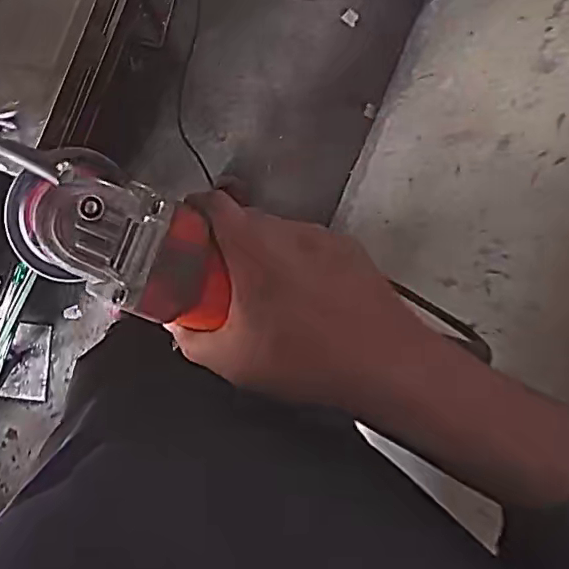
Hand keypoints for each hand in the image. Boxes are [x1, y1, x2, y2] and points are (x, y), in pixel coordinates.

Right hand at [171, 190, 452, 415]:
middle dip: (225, 244)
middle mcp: (284, 229)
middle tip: (220, 280)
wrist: (390, 366)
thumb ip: (192, 338)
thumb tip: (178, 328)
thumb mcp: (232, 359)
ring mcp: (320, 236)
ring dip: (262, 255)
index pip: (210, 201)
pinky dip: (296, 264)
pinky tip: (304, 302)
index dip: (191, 211)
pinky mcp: (348, 249)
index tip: (184, 232)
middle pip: (241, 218)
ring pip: (275, 233)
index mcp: (250, 245)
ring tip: (266, 298)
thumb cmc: (310, 357)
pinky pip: (307, 246)